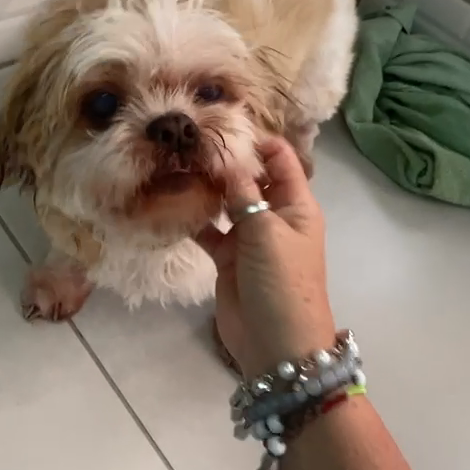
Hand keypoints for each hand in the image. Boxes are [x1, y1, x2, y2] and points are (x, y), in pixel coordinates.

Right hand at [195, 136, 335, 376]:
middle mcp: (274, 215)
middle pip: (251, 177)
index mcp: (296, 204)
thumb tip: (227, 161)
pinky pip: (209, 229)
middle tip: (190, 141)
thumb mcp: (266, 232)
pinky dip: (194, 217)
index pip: (281, 160)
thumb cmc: (283, 282)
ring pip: (227, 201)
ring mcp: (250, 237)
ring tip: (176, 165)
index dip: (257, 140)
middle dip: (227, 160)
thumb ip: (244, 194)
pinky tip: (172, 201)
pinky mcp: (228, 257)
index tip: (222, 124)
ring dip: (208, 187)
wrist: (277, 346)